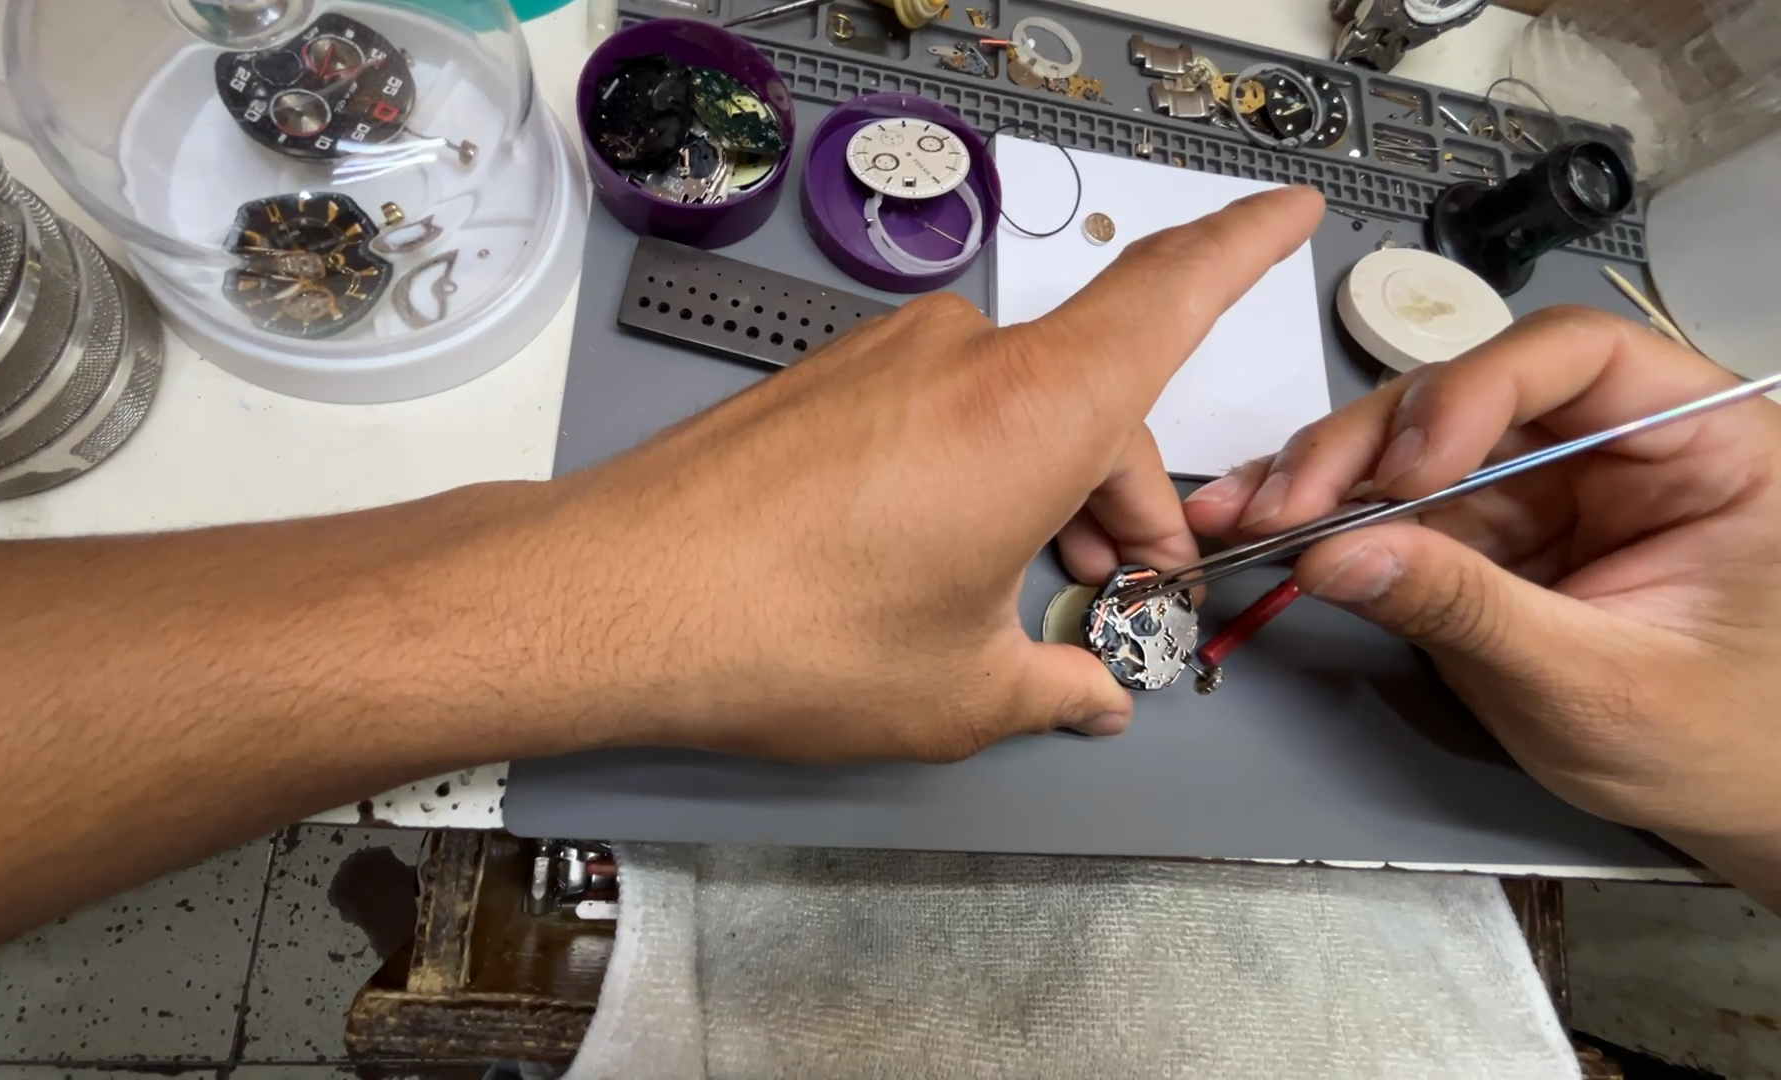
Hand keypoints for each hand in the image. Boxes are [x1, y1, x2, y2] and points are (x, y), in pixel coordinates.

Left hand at [518, 187, 1323, 762]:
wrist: (619, 597)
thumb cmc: (792, 637)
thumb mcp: (956, 690)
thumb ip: (1049, 688)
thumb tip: (1089, 700)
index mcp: (1031, 410)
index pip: (1169, 292)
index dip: (1240, 248)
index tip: (1285, 214)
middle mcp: (960, 357)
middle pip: (1089, 400)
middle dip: (1117, 497)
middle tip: (1110, 590)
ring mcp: (880, 360)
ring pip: (1009, 408)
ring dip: (1038, 488)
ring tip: (1016, 587)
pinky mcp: (823, 383)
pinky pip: (934, 410)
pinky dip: (965, 469)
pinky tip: (936, 549)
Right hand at [1182, 308, 1780, 891]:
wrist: (1712, 794)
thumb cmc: (1715, 740)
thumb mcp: (1593, 681)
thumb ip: (1465, 609)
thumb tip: (1331, 559)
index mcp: (1692, 450)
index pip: (1572, 361)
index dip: (1469, 396)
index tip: (1402, 476)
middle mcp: (1583, 447)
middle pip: (1442, 400)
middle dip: (1348, 452)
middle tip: (1276, 512)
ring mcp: (1504, 488)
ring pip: (1380, 445)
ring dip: (1298, 478)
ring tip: (1232, 516)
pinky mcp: (1444, 529)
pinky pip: (1356, 502)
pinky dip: (1294, 513)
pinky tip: (1240, 522)